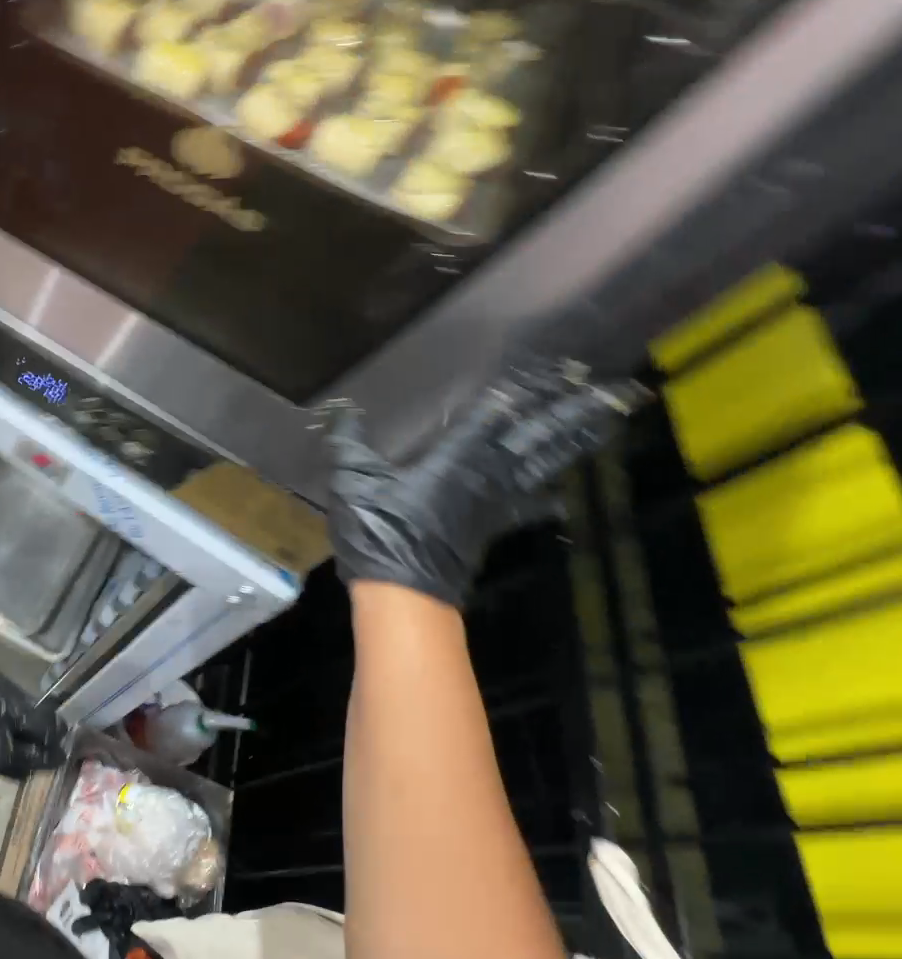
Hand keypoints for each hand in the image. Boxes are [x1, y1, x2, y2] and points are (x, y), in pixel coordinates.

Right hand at [326, 363, 647, 607]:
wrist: (402, 590)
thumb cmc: (379, 529)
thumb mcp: (352, 479)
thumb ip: (350, 441)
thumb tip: (344, 409)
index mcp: (455, 458)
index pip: (495, 414)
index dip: (523, 390)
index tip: (554, 368)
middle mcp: (486, 474)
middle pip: (538, 436)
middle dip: (572, 411)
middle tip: (613, 389)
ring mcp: (495, 501)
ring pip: (544, 464)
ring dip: (575, 441)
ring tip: (607, 419)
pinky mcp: (493, 525)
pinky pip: (528, 506)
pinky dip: (546, 500)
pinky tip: (561, 497)